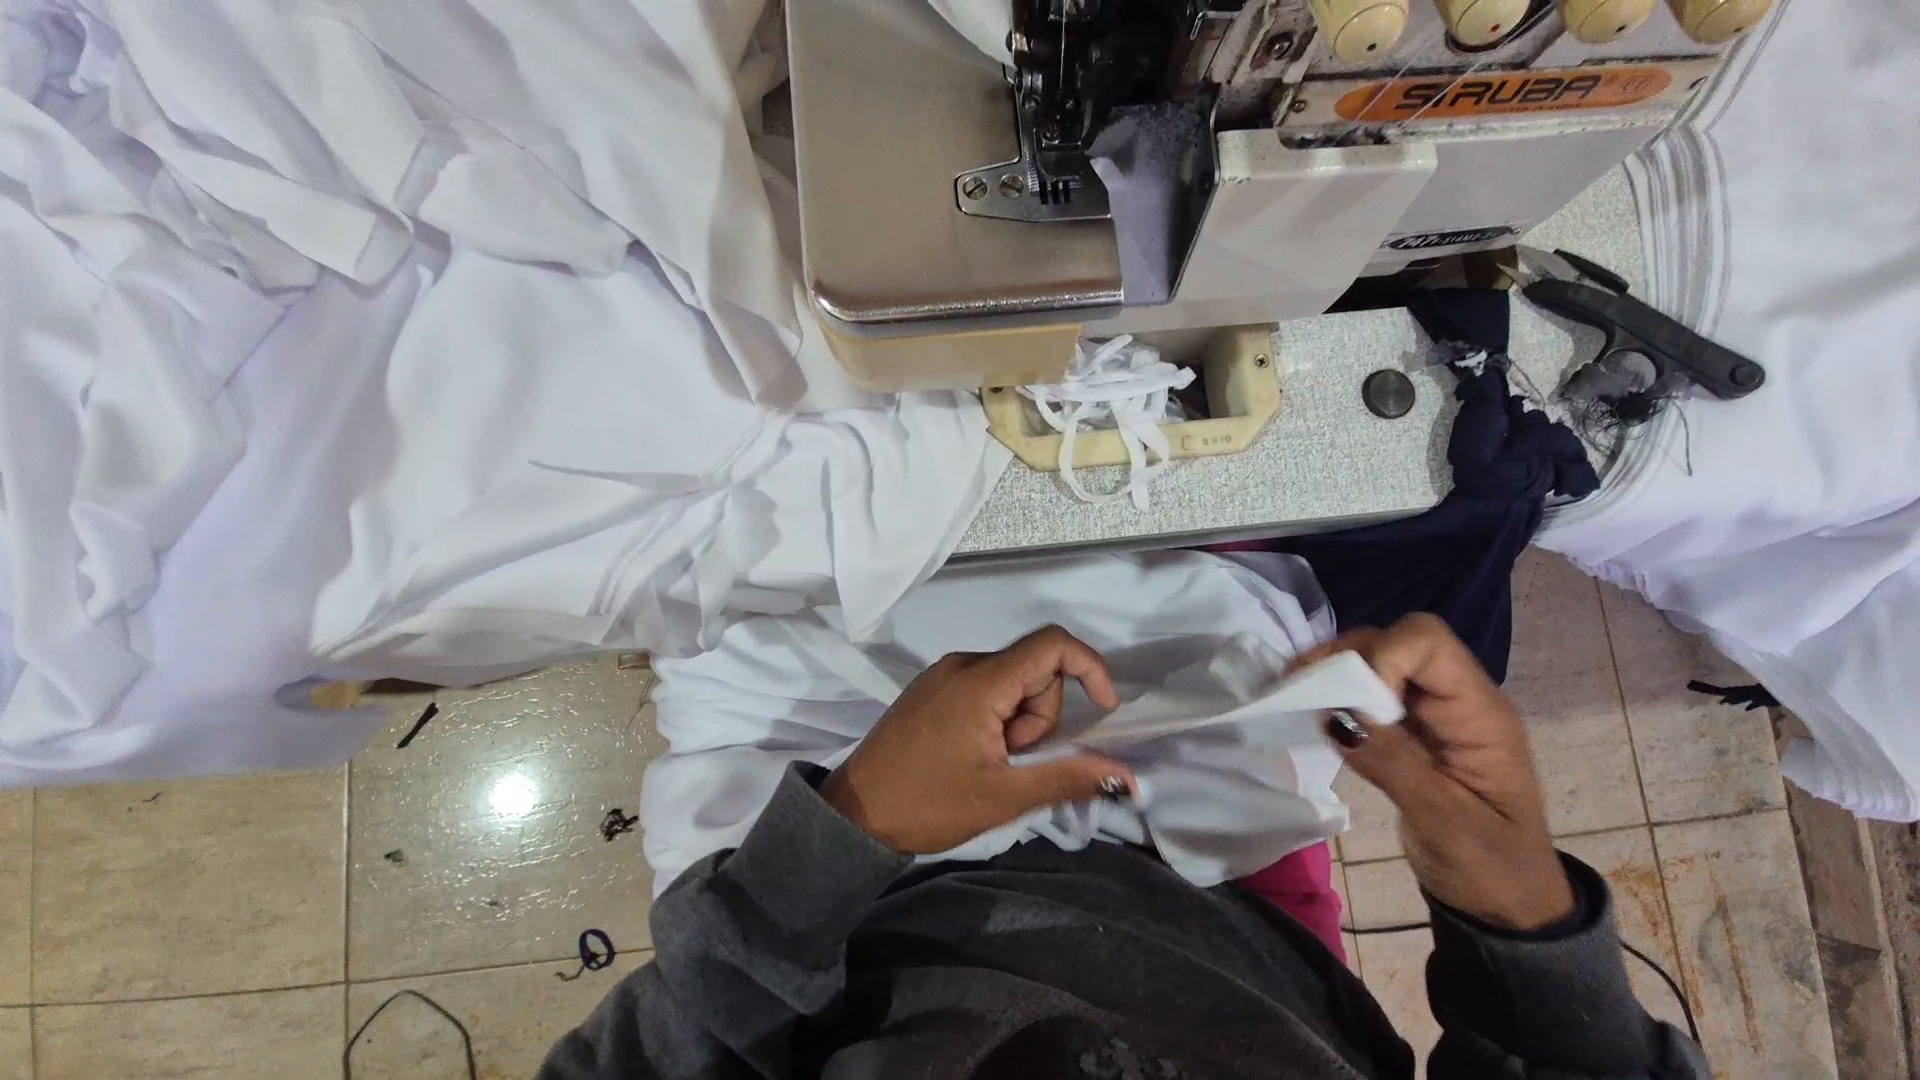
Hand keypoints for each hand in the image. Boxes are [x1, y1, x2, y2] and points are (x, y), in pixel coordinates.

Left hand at [821, 626, 1135, 854]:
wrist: (852, 816)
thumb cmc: (928, 805)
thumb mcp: (1004, 796)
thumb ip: (1068, 776)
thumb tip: (1126, 775)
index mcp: (981, 680)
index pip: (1053, 645)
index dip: (1091, 668)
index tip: (1105, 710)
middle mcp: (963, 664)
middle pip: (1035, 671)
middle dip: (1041, 718)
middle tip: (1012, 762)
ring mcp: (944, 675)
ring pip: (1011, 683)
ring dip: (1018, 723)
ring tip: (988, 764)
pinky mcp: (932, 690)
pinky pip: (985, 690)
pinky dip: (996, 719)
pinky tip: (973, 755)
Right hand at [1300, 614, 1574, 930]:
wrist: (1505, 904)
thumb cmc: (1490, 867)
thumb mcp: (1444, 824)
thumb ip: (1393, 764)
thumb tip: (1335, 715)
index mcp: (1479, 714)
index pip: (1428, 642)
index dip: (1383, 657)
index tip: (1354, 705)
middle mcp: (1454, 700)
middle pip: (1396, 641)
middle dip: (1346, 658)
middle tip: (1304, 692)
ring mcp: (1429, 712)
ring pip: (1376, 658)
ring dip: (1334, 671)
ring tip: (1298, 697)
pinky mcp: (1407, 729)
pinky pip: (1367, 690)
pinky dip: (1334, 692)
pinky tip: (1312, 712)